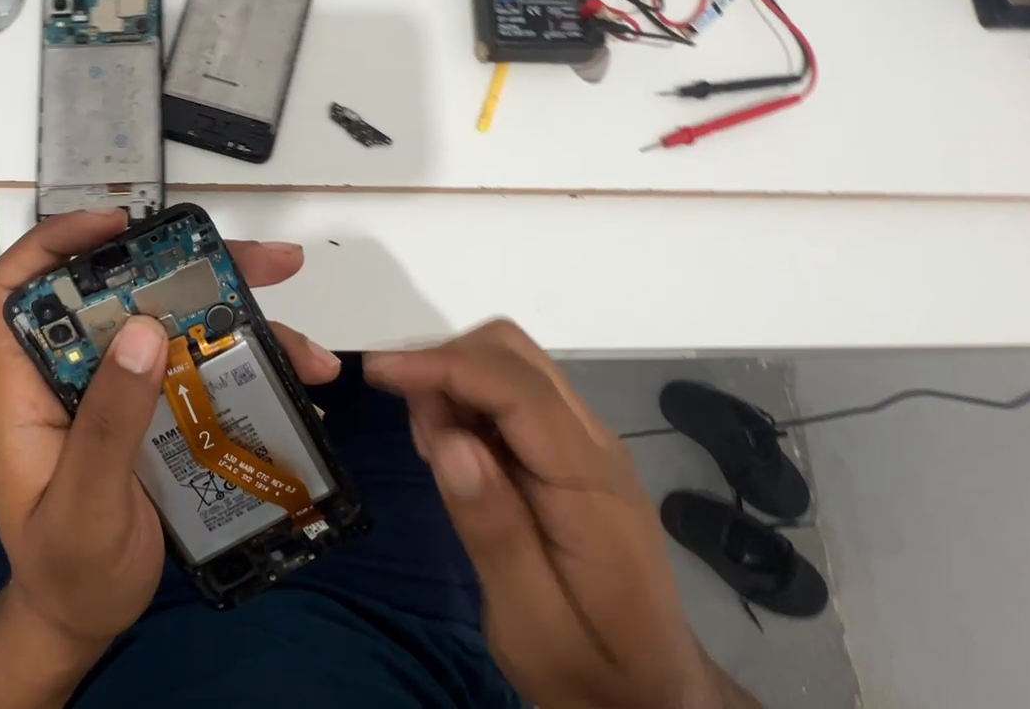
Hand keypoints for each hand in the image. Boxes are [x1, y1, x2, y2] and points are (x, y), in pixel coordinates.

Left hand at [0, 209, 340, 649]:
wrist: (86, 618)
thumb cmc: (68, 569)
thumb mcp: (85, 506)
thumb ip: (108, 424)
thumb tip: (142, 329)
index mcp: (28, 388)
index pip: (18, 291)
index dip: (57, 243)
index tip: (120, 224)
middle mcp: (75, 374)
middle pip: (122, 294)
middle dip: (194, 270)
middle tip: (270, 263)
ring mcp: (119, 390)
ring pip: (174, 328)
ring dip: (243, 323)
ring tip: (310, 348)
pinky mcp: (156, 411)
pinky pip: (200, 371)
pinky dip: (249, 369)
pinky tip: (298, 385)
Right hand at [365, 320, 737, 708]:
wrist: (653, 693)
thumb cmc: (589, 666)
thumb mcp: (532, 625)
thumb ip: (493, 530)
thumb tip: (448, 439)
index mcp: (591, 484)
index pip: (517, 390)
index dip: (444, 366)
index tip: (377, 371)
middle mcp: (594, 444)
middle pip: (515, 354)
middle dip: (445, 361)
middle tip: (405, 417)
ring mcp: (585, 443)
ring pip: (512, 363)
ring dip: (453, 378)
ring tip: (428, 445)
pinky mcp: (569, 451)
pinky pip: (511, 395)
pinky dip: (466, 399)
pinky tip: (451, 450)